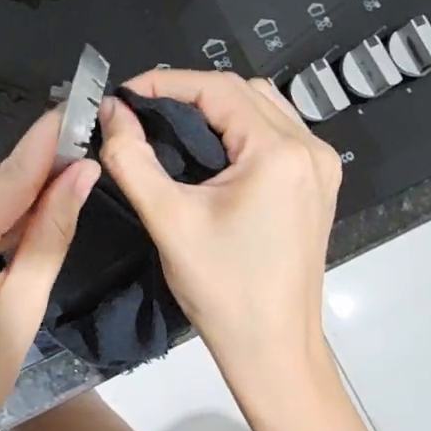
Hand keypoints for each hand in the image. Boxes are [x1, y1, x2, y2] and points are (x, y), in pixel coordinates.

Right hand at [99, 70, 341, 399]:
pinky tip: (208, 152)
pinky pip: (275, 135)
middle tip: (140, 112)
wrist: (272, 347)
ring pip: (262, 109)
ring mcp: (320, 167)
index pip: (217, 89)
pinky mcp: (316, 185)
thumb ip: (131, 158)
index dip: (164, 83)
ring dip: (215, 109)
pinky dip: (238, 130)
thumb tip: (110, 111)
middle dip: (188, 93)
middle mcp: (310, 148)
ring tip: (168, 128)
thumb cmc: (221, 289)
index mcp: (280, 152)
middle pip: (243, 92)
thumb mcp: (167, 219)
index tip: (121, 95)